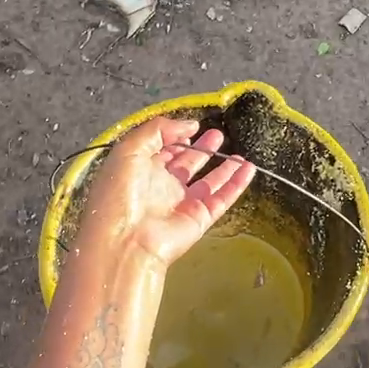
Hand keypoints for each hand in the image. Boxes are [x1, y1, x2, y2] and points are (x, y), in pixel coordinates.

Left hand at [75, 117, 256, 267]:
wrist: (126, 242)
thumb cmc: (121, 194)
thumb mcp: (130, 150)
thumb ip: (158, 130)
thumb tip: (190, 125)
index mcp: (140, 170)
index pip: (162, 150)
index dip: (176, 137)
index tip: (192, 127)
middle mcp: (161, 187)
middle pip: (187, 164)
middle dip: (201, 149)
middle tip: (217, 135)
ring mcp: (181, 204)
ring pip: (208, 182)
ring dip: (223, 167)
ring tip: (237, 154)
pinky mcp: (199, 218)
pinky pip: (222, 198)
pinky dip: (236, 184)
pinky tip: (248, 168)